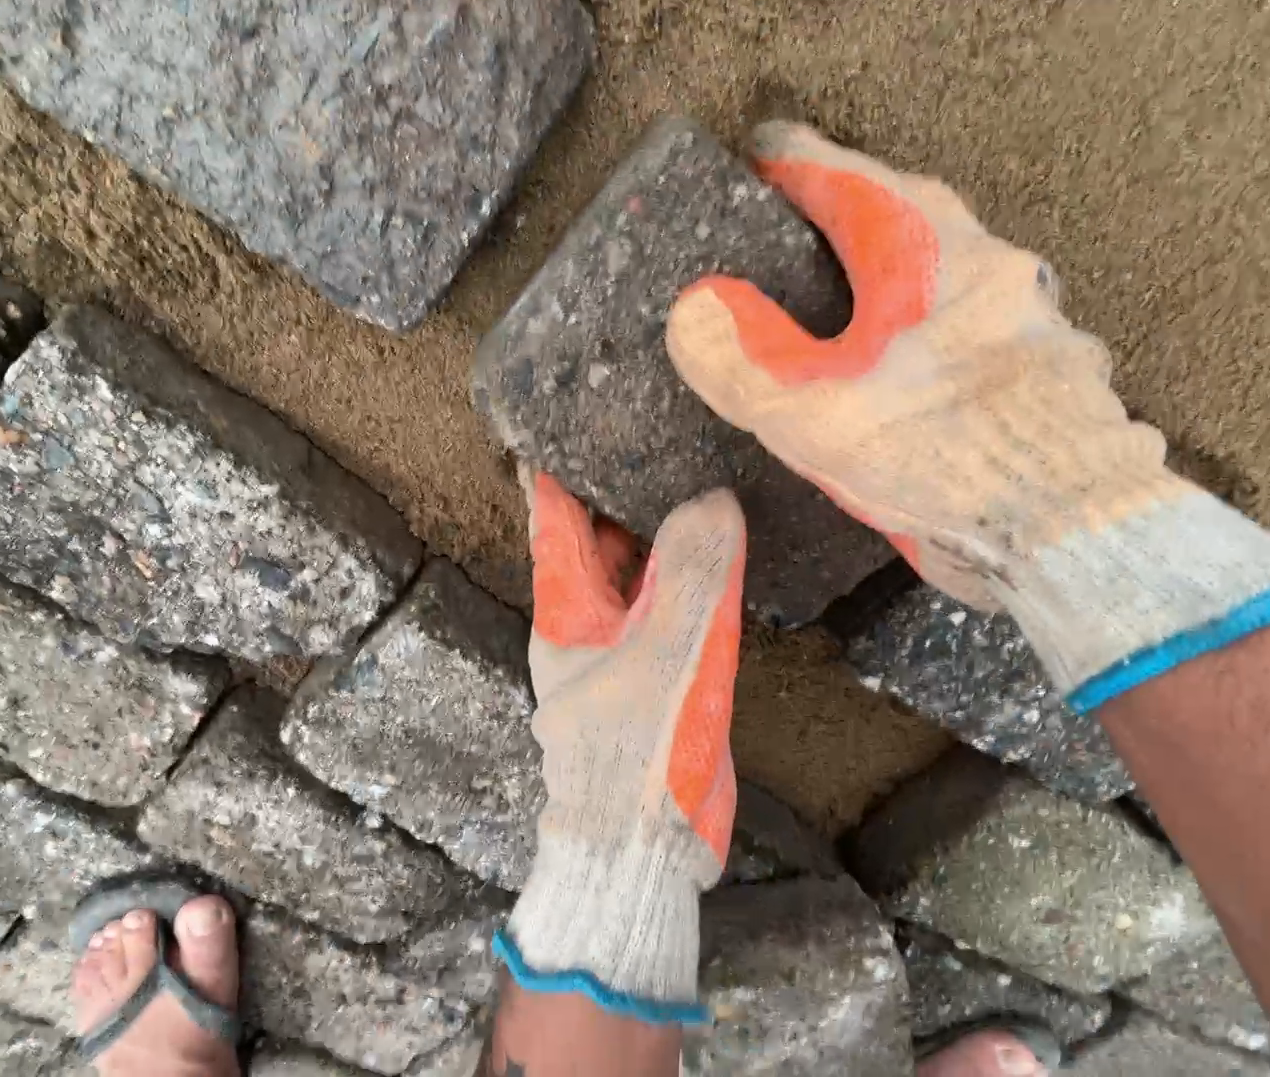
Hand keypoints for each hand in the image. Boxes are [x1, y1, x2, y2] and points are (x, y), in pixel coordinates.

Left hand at [497, 471, 744, 1022]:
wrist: (642, 848)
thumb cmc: (637, 754)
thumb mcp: (669, 656)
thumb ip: (690, 577)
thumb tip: (709, 499)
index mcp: (566, 614)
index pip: (555, 524)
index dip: (558, 473)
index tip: (563, 421)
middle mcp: (584, 627)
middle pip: (594, 545)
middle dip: (615, 496)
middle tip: (649, 439)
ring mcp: (617, 654)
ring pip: (632, 577)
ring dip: (653, 536)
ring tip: (687, 481)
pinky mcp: (651, 679)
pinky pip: (663, 611)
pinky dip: (682, 580)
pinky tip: (714, 557)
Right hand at [666, 122, 1269, 708]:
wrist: (1066, 535)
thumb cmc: (942, 461)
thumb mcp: (812, 415)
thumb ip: (742, 358)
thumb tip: (697, 307)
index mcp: (931, 258)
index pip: (851, 183)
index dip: (798, 164)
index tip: (762, 151)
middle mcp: (990, 269)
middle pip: (905, 216)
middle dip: (849, 212)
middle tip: (797, 220)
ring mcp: (1025, 319)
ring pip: (942, 273)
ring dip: (891, 274)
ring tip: (843, 294)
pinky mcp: (1040, 371)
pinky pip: (966, 325)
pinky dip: (924, 330)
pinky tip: (903, 365)